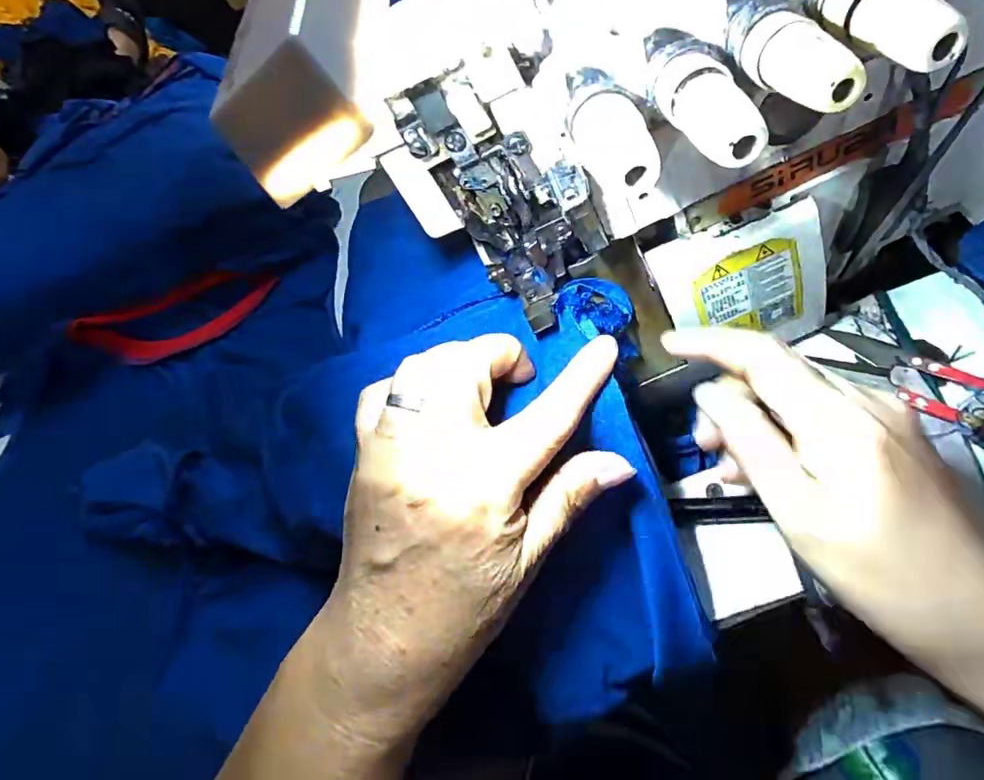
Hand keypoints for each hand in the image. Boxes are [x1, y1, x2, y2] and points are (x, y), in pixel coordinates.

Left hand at [319, 334, 635, 749]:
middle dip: (501, 355)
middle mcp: (435, 448)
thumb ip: (569, 497)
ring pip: (423, 363)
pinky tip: (429, 404)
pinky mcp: (363, 446)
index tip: (604, 346)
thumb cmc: (466, 605)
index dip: (581, 376)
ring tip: (475, 387)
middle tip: (516, 383)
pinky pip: (384, 387)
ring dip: (457, 361)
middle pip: (469, 364)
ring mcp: (391, 442)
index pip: (547, 415)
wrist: (383, 637)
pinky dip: (412, 382)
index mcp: (487, 482)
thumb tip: (621, 462)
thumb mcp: (528, 560)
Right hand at [665, 327, 983, 688]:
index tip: (667, 343)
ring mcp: (885, 411)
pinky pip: (822, 409)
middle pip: (775, 370)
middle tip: (705, 448)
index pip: (761, 354)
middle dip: (728, 396)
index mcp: (840, 420)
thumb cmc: (883, 576)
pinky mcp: (894, 429)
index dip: (708, 341)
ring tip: (737, 468)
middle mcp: (865, 398)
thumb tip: (709, 392)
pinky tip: (777, 464)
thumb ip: (751, 442)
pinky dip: (787, 426)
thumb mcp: (800, 515)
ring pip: (796, 390)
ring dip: (755, 415)